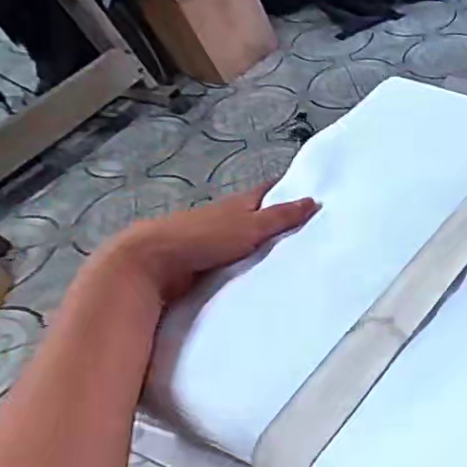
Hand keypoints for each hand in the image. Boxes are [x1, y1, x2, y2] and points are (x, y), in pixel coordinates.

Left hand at [92, 184, 317, 301]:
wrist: (153, 264)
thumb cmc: (204, 237)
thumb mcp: (251, 226)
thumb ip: (281, 217)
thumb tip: (313, 200)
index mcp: (238, 204)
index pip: (268, 192)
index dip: (287, 190)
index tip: (312, 194)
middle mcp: (226, 219)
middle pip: (257, 216)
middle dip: (279, 221)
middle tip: (311, 232)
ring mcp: (212, 242)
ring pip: (245, 241)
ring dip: (263, 247)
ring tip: (293, 259)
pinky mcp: (204, 264)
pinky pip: (234, 262)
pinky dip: (248, 265)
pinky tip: (262, 276)